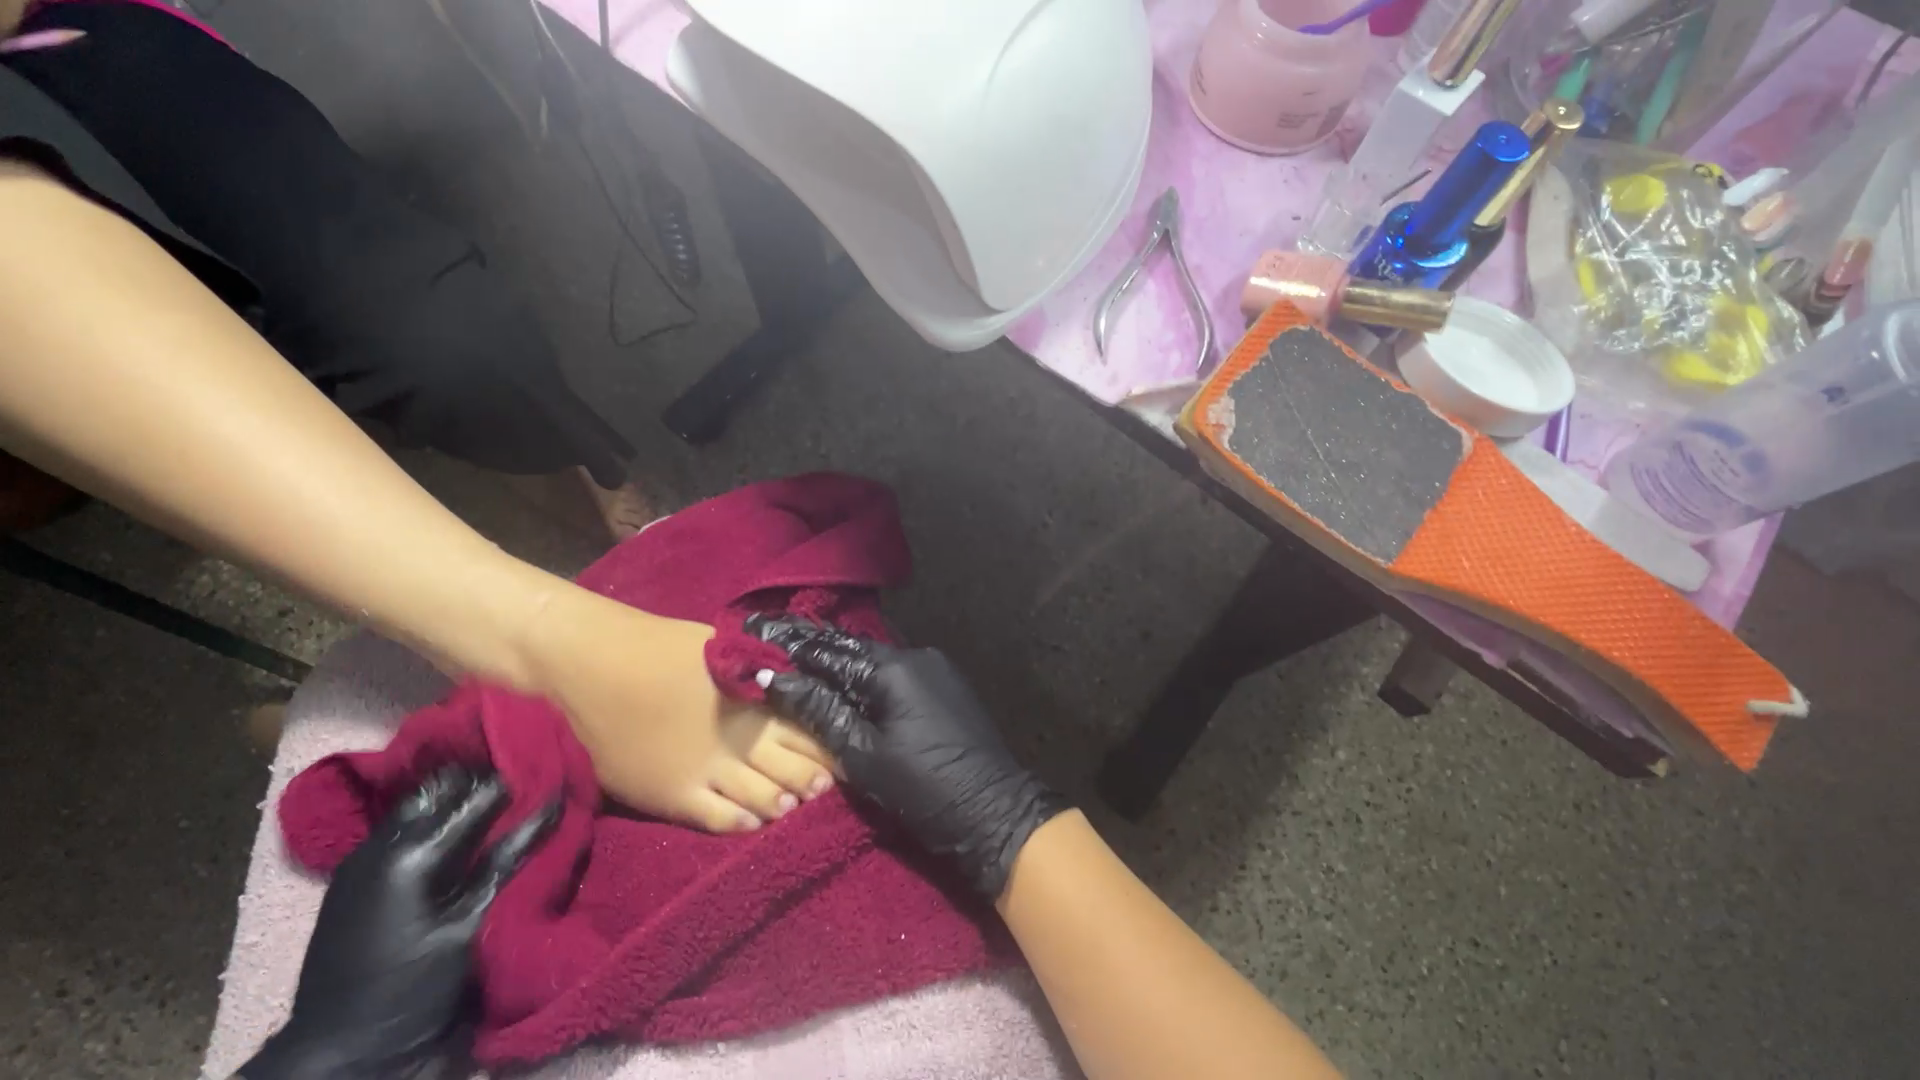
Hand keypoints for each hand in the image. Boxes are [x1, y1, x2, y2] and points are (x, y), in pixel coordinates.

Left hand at [238, 768, 555, 1079]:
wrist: (340, 1052)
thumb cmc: (412, 988)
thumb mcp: (467, 926)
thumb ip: (505, 862)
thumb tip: (550, 808)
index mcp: (409, 855)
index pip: (474, 798)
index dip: (511, 783)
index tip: (543, 768)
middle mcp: (380, 846)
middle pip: (437, 792)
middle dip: (477, 782)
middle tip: (519, 774)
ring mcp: (361, 861)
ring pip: (415, 808)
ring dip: (453, 800)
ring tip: (493, 797)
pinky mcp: (354, 880)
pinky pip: (399, 832)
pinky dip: (431, 823)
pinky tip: (456, 830)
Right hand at [521, 587, 835, 831]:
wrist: (594, 667)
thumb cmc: (661, 648)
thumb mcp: (725, 649)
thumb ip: (761, 670)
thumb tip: (797, 679)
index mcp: (754, 703)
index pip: (807, 732)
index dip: (827, 747)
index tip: (847, 754)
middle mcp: (738, 741)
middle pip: (791, 769)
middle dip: (814, 779)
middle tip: (831, 788)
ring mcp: (706, 772)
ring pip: (762, 798)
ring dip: (786, 803)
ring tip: (800, 805)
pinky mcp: (673, 796)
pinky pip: (718, 819)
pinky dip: (744, 823)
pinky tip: (758, 823)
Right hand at [749, 615, 1067, 899]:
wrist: (996, 813)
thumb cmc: (925, 789)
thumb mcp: (863, 755)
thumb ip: (820, 712)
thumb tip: (774, 678)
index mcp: (893, 668)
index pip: (827, 650)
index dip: (786, 643)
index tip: (748, 629)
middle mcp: (914, 657)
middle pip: (850, 650)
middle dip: (808, 649)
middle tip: (763, 637)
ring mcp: (934, 670)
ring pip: (871, 662)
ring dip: (835, 664)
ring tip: (792, 659)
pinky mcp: (943, 688)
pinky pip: (892, 676)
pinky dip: (862, 679)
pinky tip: (838, 683)